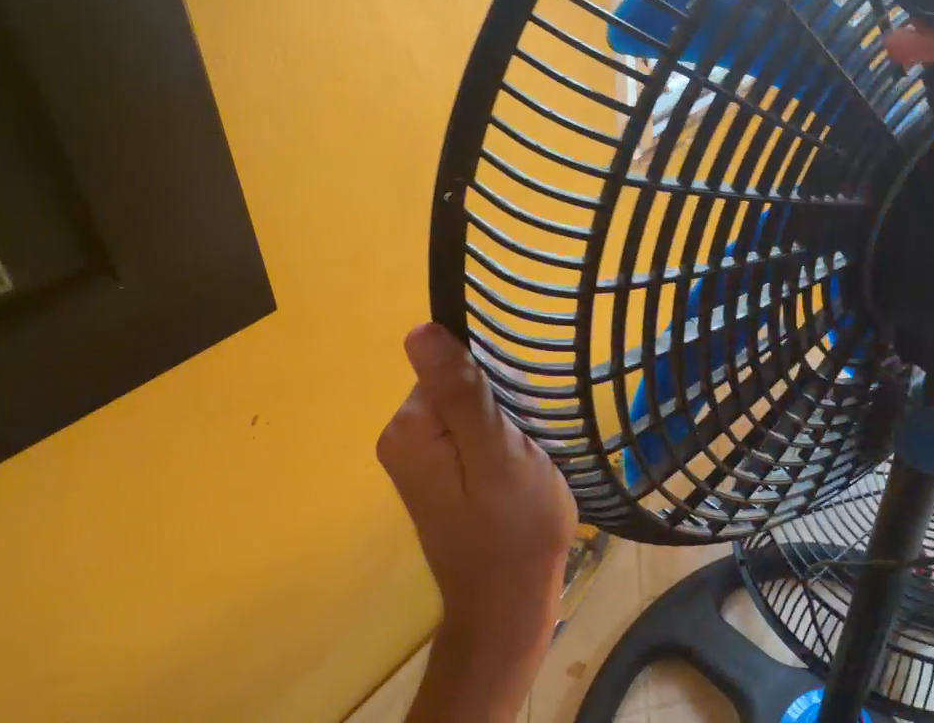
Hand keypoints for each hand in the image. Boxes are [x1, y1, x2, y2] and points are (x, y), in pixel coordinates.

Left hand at [378, 323, 577, 720]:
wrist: (509, 602)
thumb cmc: (513, 527)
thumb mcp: (497, 453)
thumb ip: (461, 393)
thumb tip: (418, 330)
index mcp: (410, 427)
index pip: (455, 365)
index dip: (498, 382)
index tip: (522, 416)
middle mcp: (404, 437)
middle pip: (463, 383)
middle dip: (506, 403)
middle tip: (528, 443)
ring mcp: (422, 457)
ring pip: (475, 407)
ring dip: (509, 423)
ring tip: (528, 458)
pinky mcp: (443, 473)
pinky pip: (476, 432)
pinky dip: (504, 441)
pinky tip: (521, 468)